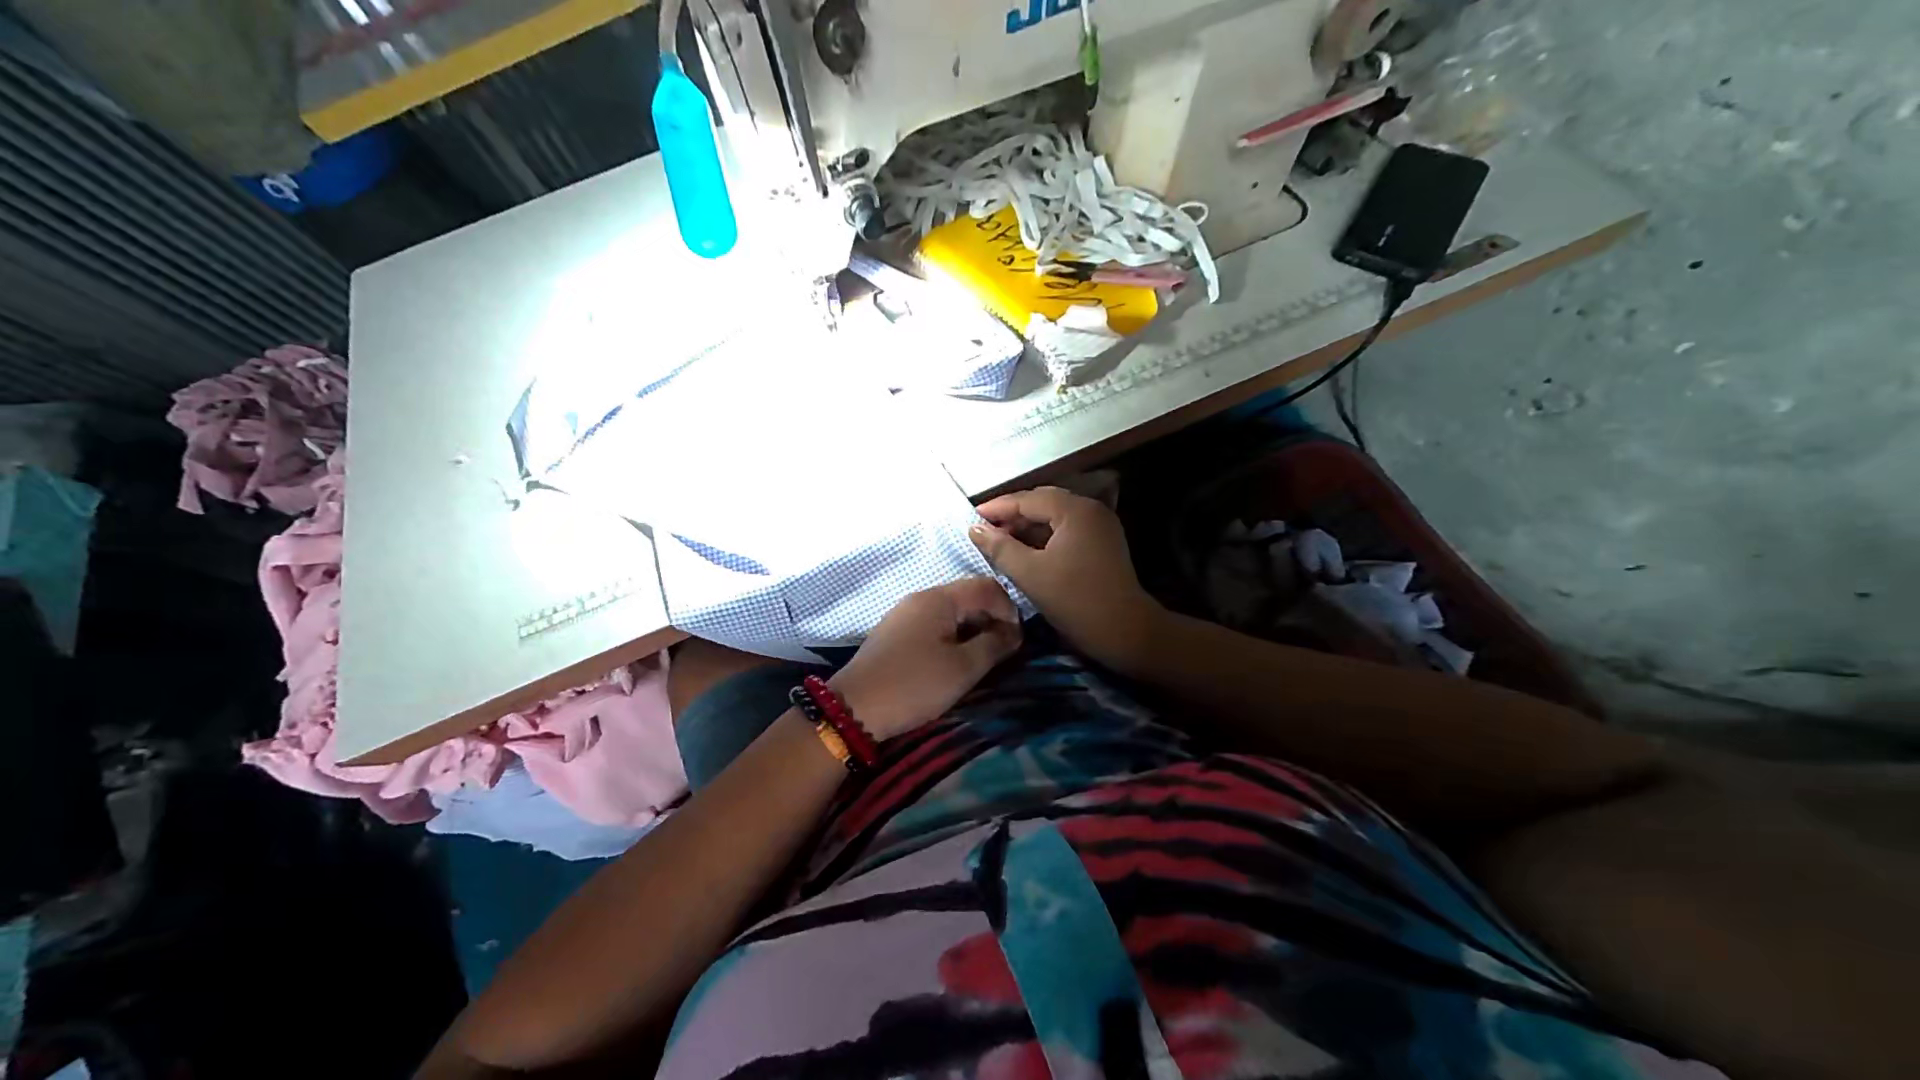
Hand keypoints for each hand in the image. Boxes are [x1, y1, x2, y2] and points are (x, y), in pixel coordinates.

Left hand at [829, 578, 1022, 740]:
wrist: (855, 708)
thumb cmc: (914, 685)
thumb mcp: (963, 668)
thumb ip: (995, 644)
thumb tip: (1014, 631)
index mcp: (939, 598)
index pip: (987, 587)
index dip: (1009, 610)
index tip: (1017, 641)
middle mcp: (921, 598)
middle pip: (969, 597)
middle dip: (992, 620)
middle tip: (1003, 653)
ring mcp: (905, 614)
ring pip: (952, 612)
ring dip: (973, 631)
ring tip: (982, 661)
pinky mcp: (896, 633)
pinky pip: (934, 625)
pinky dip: (952, 637)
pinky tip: (954, 662)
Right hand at [969, 487, 1164, 672]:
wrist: (1124, 631)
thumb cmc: (1074, 600)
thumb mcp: (1030, 573)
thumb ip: (999, 547)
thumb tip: (974, 528)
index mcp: (1074, 510)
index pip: (1028, 499)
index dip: (997, 508)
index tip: (971, 517)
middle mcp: (1090, 510)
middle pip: (1043, 503)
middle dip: (1012, 515)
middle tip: (983, 529)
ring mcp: (1099, 526)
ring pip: (1054, 517)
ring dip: (1027, 527)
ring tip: (999, 541)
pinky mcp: (1102, 543)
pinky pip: (1066, 531)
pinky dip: (1043, 537)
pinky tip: (1025, 551)